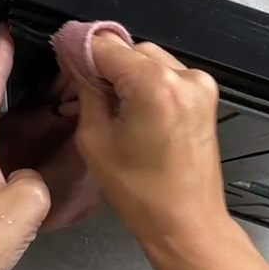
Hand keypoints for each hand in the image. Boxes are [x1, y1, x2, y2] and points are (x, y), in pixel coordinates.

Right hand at [72, 34, 227, 245]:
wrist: (187, 223)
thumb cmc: (141, 193)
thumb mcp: (94, 140)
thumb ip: (87, 93)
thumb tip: (81, 68)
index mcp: (154, 85)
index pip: (106, 46)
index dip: (80, 50)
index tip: (63, 57)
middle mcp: (183, 76)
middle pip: (130, 49)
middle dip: (105, 65)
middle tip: (82, 89)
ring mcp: (199, 85)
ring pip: (150, 59)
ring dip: (126, 73)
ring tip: (109, 103)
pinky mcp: (205, 96)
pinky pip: (168, 74)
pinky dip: (147, 82)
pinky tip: (132, 108)